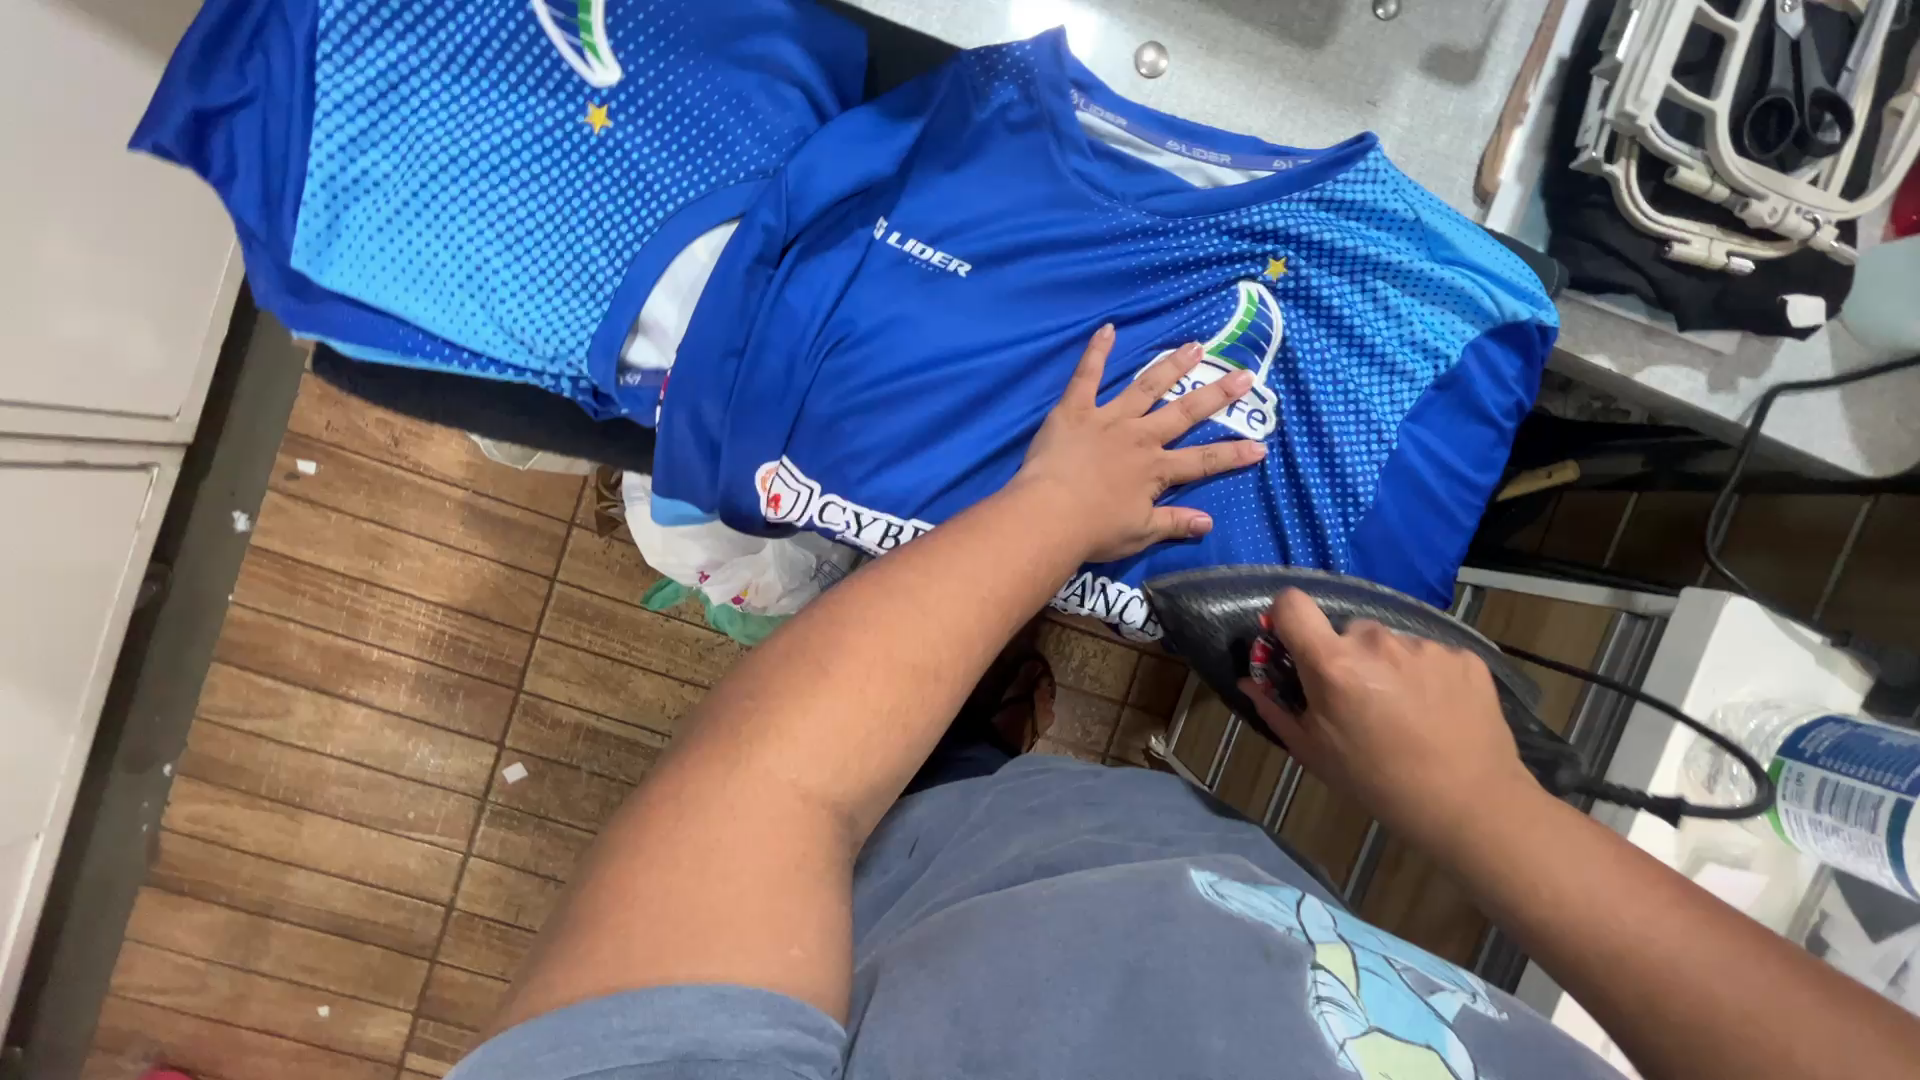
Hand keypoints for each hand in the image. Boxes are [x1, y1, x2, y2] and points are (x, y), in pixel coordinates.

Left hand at [1012, 324, 1266, 562]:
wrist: (1049, 515)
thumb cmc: (1093, 530)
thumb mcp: (1139, 533)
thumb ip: (1174, 524)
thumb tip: (1208, 522)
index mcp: (1156, 470)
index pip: (1203, 461)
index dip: (1233, 454)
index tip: (1261, 446)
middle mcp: (1139, 437)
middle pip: (1184, 413)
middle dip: (1217, 395)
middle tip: (1244, 375)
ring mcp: (1108, 419)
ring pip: (1146, 387)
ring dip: (1172, 366)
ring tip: (1196, 346)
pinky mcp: (1075, 410)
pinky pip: (1087, 376)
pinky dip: (1096, 352)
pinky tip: (1107, 329)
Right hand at [1237, 589, 1543, 848]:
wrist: (1469, 806)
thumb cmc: (1375, 781)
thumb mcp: (1311, 750)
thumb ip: (1274, 708)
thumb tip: (1250, 682)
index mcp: (1331, 662)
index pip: (1292, 603)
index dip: (1286, 617)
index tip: (1294, 643)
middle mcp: (1377, 642)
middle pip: (1346, 629)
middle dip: (1345, 654)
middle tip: (1358, 696)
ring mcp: (1425, 646)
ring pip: (1390, 643)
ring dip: (1387, 665)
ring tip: (1403, 709)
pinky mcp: (1463, 657)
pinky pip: (1430, 654)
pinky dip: (1426, 675)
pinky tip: (1436, 711)